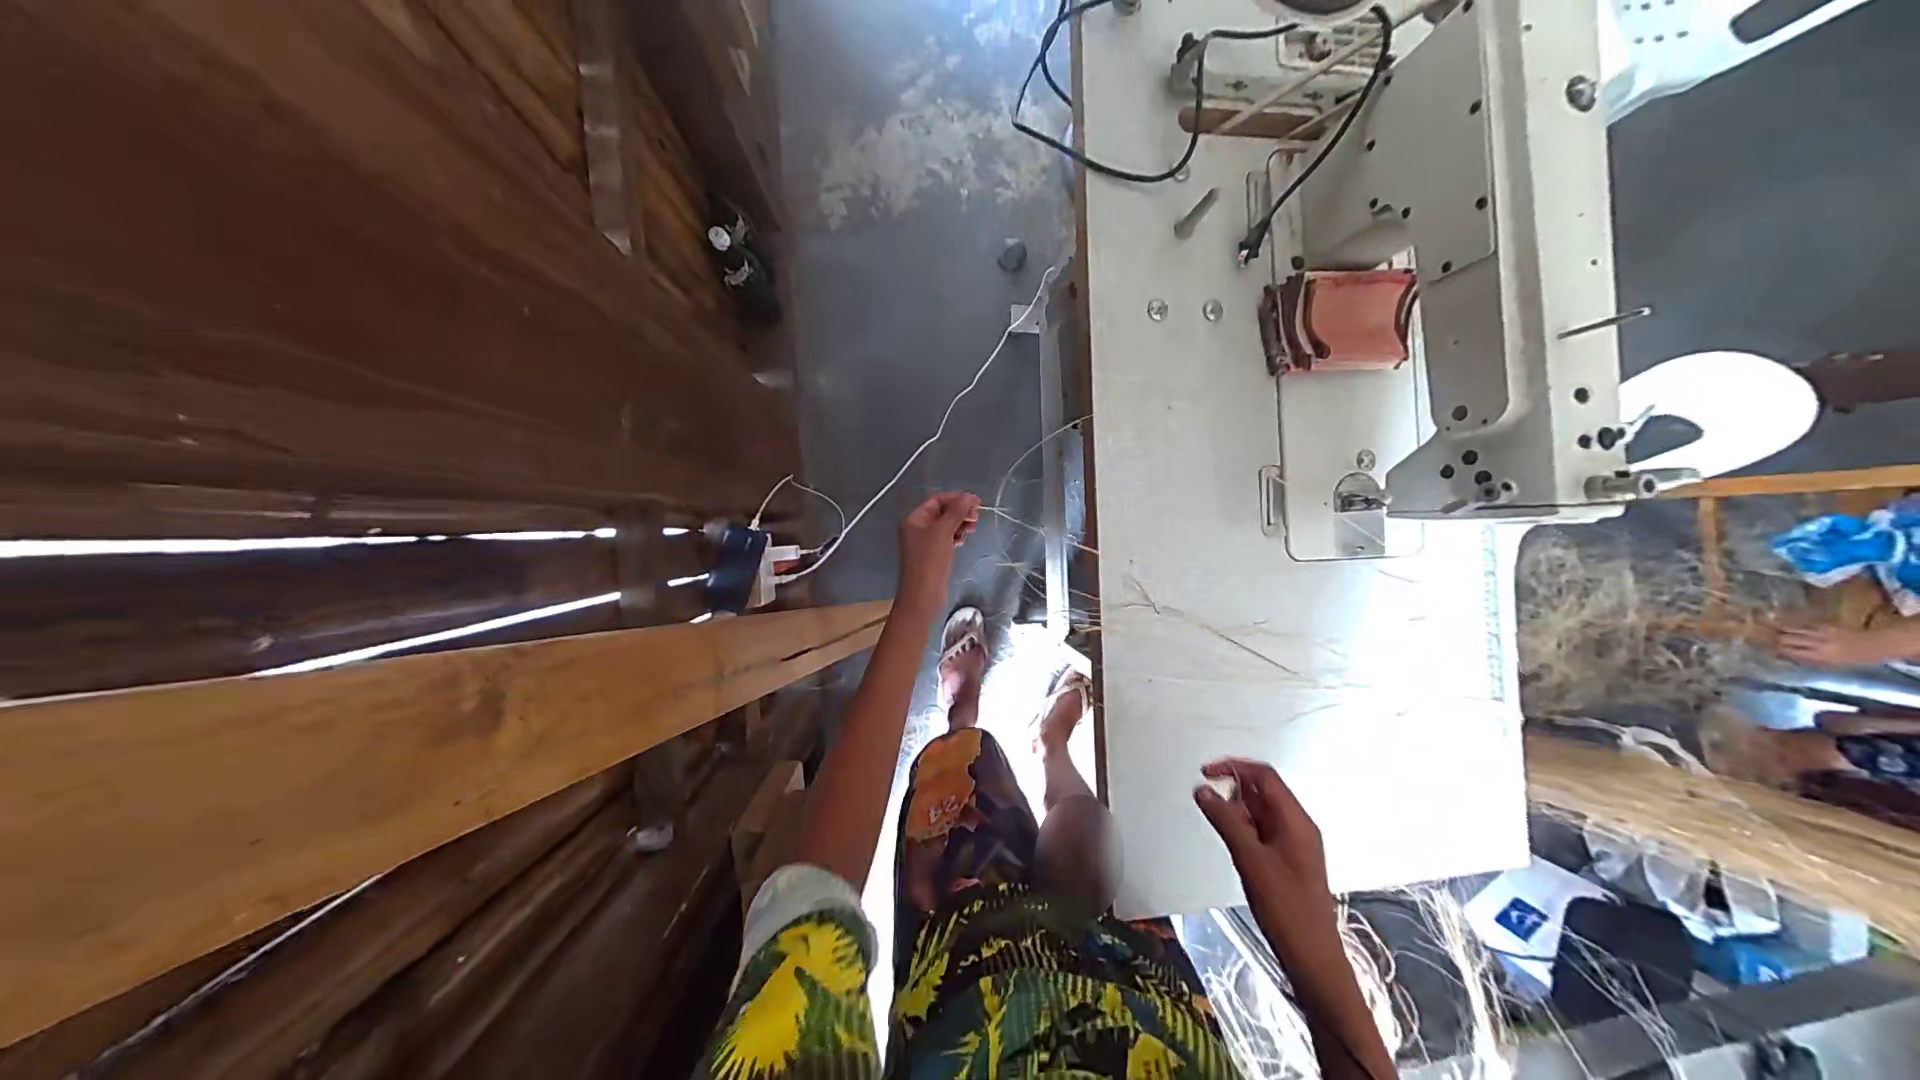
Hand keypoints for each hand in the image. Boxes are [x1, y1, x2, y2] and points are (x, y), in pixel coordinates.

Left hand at [896, 492, 979, 615]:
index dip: (956, 498)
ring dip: (959, 524)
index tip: (976, 502)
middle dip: (959, 511)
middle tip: (976, 517)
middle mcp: (917, 529)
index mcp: (914, 519)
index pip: (936, 500)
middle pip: (941, 512)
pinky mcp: (932, 555)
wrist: (923, 595)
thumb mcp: (943, 532)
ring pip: (945, 526)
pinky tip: (963, 540)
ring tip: (972, 529)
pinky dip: (956, 536)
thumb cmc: (930, 560)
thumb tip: (968, 496)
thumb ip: (956, 512)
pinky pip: (946, 539)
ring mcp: (924, 543)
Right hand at [1194, 758, 1339, 963]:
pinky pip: (1262, 830)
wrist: (1312, 956)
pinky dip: (1243, 828)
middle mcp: (1298, 826)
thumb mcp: (1250, 859)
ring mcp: (1294, 843)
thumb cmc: (1286, 907)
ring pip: (1261, 811)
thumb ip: (1225, 820)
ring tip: (1221, 827)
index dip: (1234, 767)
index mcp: (1296, 820)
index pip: (1264, 776)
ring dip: (1237, 811)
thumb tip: (1203, 791)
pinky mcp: (1288, 859)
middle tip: (1210, 804)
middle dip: (1233, 791)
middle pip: (1263, 791)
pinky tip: (1232, 843)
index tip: (1206, 771)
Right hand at [1778, 626, 1888, 666]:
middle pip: (1788, 638)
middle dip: (1775, 638)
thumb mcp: (1836, 663)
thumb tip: (1791, 654)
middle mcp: (1818, 643)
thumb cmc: (1860, 657)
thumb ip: (1813, 658)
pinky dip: (1794, 624)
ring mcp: (1822, 632)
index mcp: (1821, 655)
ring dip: (1780, 628)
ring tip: (1768, 627)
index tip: (1768, 649)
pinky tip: (1788, 623)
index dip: (1778, 650)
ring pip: (1794, 628)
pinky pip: (1805, 623)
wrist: (1880, 643)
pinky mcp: (1826, 624)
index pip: (1791, 651)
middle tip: (1763, 637)